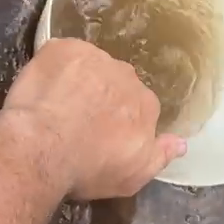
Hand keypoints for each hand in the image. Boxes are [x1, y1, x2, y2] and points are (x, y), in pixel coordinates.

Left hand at [0, 38, 186, 200]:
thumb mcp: (132, 176)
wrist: (43, 145)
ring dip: (79, 79)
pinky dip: (56, 65)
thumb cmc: (88, 167)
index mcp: (146, 103)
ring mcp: (95, 57)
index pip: (139, 106)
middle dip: (101, 96)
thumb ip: (160, 156)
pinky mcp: (64, 47)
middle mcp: (126, 74)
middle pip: (116, 82)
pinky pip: (64, 53)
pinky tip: (45, 85)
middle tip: (78, 120)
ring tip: (57, 103)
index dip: (120, 120)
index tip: (103, 134)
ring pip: (90, 65)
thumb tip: (181, 142)